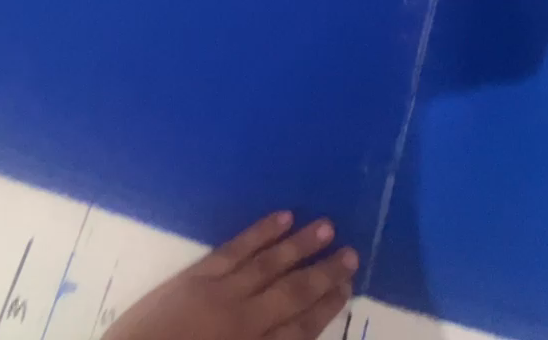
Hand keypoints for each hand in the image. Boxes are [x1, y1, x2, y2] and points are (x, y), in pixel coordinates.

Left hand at [103, 212, 356, 339]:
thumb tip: (292, 331)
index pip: (301, 329)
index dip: (327, 306)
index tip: (346, 285)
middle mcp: (245, 322)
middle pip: (293, 294)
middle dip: (324, 273)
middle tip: (351, 252)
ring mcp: (221, 294)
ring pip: (271, 265)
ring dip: (301, 245)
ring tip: (326, 226)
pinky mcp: (197, 277)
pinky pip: (237, 249)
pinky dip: (261, 233)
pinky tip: (282, 218)